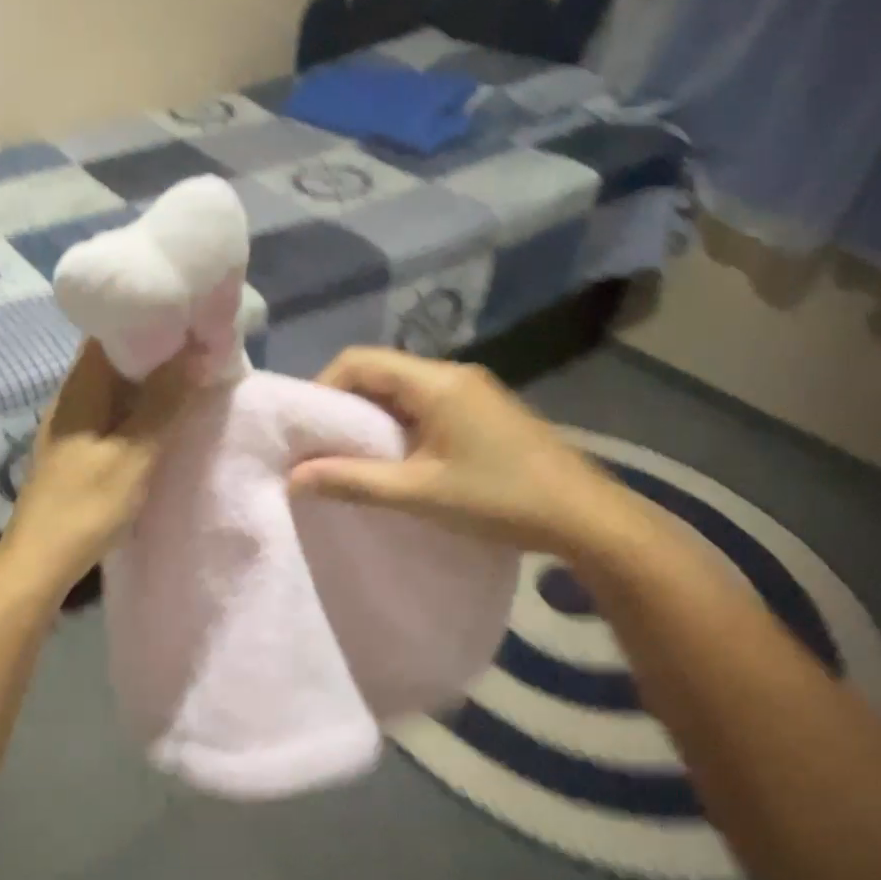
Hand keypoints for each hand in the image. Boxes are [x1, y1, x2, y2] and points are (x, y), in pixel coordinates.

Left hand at [0, 341, 199, 593]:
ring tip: (197, 374)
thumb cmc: (85, 506)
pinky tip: (169, 416)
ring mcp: (74, 422)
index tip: (192, 312)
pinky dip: (142, 407)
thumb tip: (196, 350)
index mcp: (81, 386)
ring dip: (153, 380)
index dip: (151, 316)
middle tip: (206, 344)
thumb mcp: (134, 454)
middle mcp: (73, 395)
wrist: (39, 562)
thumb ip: (164, 402)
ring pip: (118, 386)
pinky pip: (115, 412)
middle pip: (117, 356)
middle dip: (160, 348)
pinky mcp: (79, 448)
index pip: (112, 329)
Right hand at [288, 347, 635, 555]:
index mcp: (436, 382)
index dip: (322, 386)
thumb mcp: (419, 493)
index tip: (305, 426)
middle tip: (320, 444)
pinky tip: (395, 459)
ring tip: (350, 456)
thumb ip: (352, 481)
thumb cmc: (500, 499)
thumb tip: (293, 477)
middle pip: (379, 371)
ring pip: (401, 389)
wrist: (587, 518)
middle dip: (342, 403)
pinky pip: (425, 403)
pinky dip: (398, 423)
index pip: (359, 361)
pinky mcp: (483, 411)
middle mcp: (453, 374)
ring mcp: (472, 390)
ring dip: (370, 416)